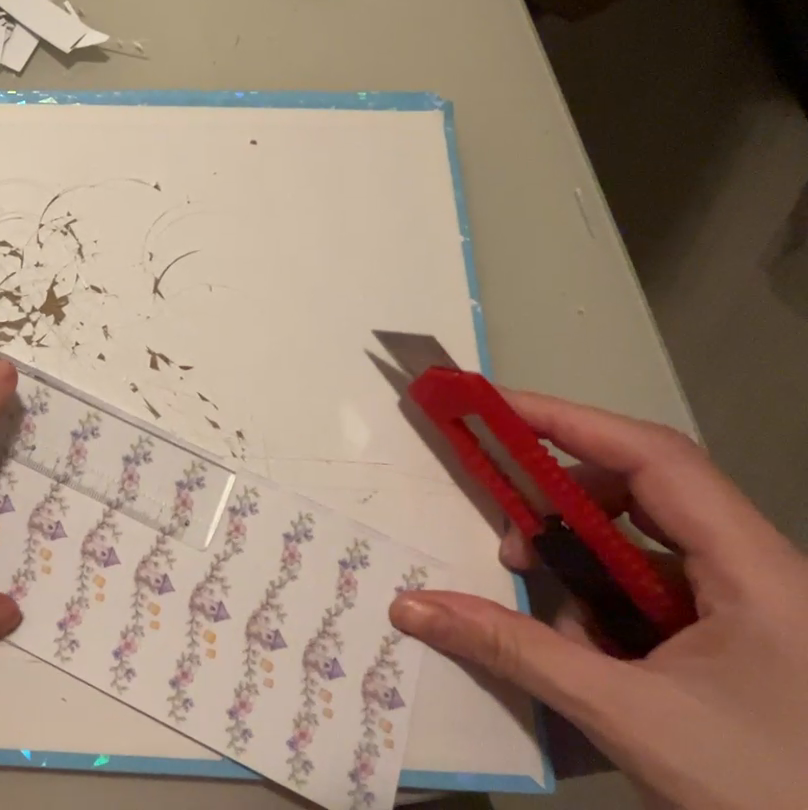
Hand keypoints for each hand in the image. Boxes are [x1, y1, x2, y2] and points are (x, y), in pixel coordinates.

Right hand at [389, 391, 807, 809]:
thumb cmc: (771, 788)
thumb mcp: (630, 717)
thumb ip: (516, 652)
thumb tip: (409, 606)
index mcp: (756, 573)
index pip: (653, 459)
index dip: (567, 420)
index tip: (487, 408)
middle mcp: (759, 574)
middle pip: (641, 494)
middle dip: (558, 508)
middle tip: (508, 549)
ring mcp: (754, 610)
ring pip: (642, 547)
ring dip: (578, 568)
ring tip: (549, 621)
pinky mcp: (742, 643)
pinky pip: (652, 593)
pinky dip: (601, 608)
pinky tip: (589, 656)